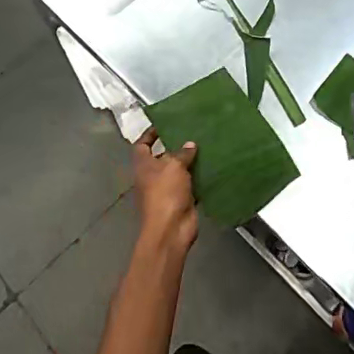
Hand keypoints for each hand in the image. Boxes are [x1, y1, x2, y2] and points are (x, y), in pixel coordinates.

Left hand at [131, 129, 197, 254]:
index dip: (150, 134)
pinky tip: (211, 168)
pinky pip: (189, 185)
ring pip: (177, 172)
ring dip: (189, 163)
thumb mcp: (174, 166)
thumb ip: (182, 153)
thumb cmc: (165, 192)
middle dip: (174, 147)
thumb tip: (190, 144)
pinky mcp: (180, 200)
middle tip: (191, 134)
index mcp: (143, 165)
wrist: (171, 228)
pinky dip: (198, 179)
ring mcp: (165, 189)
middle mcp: (152, 176)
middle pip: (161, 157)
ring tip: (204, 147)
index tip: (163, 125)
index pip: (142, 144)